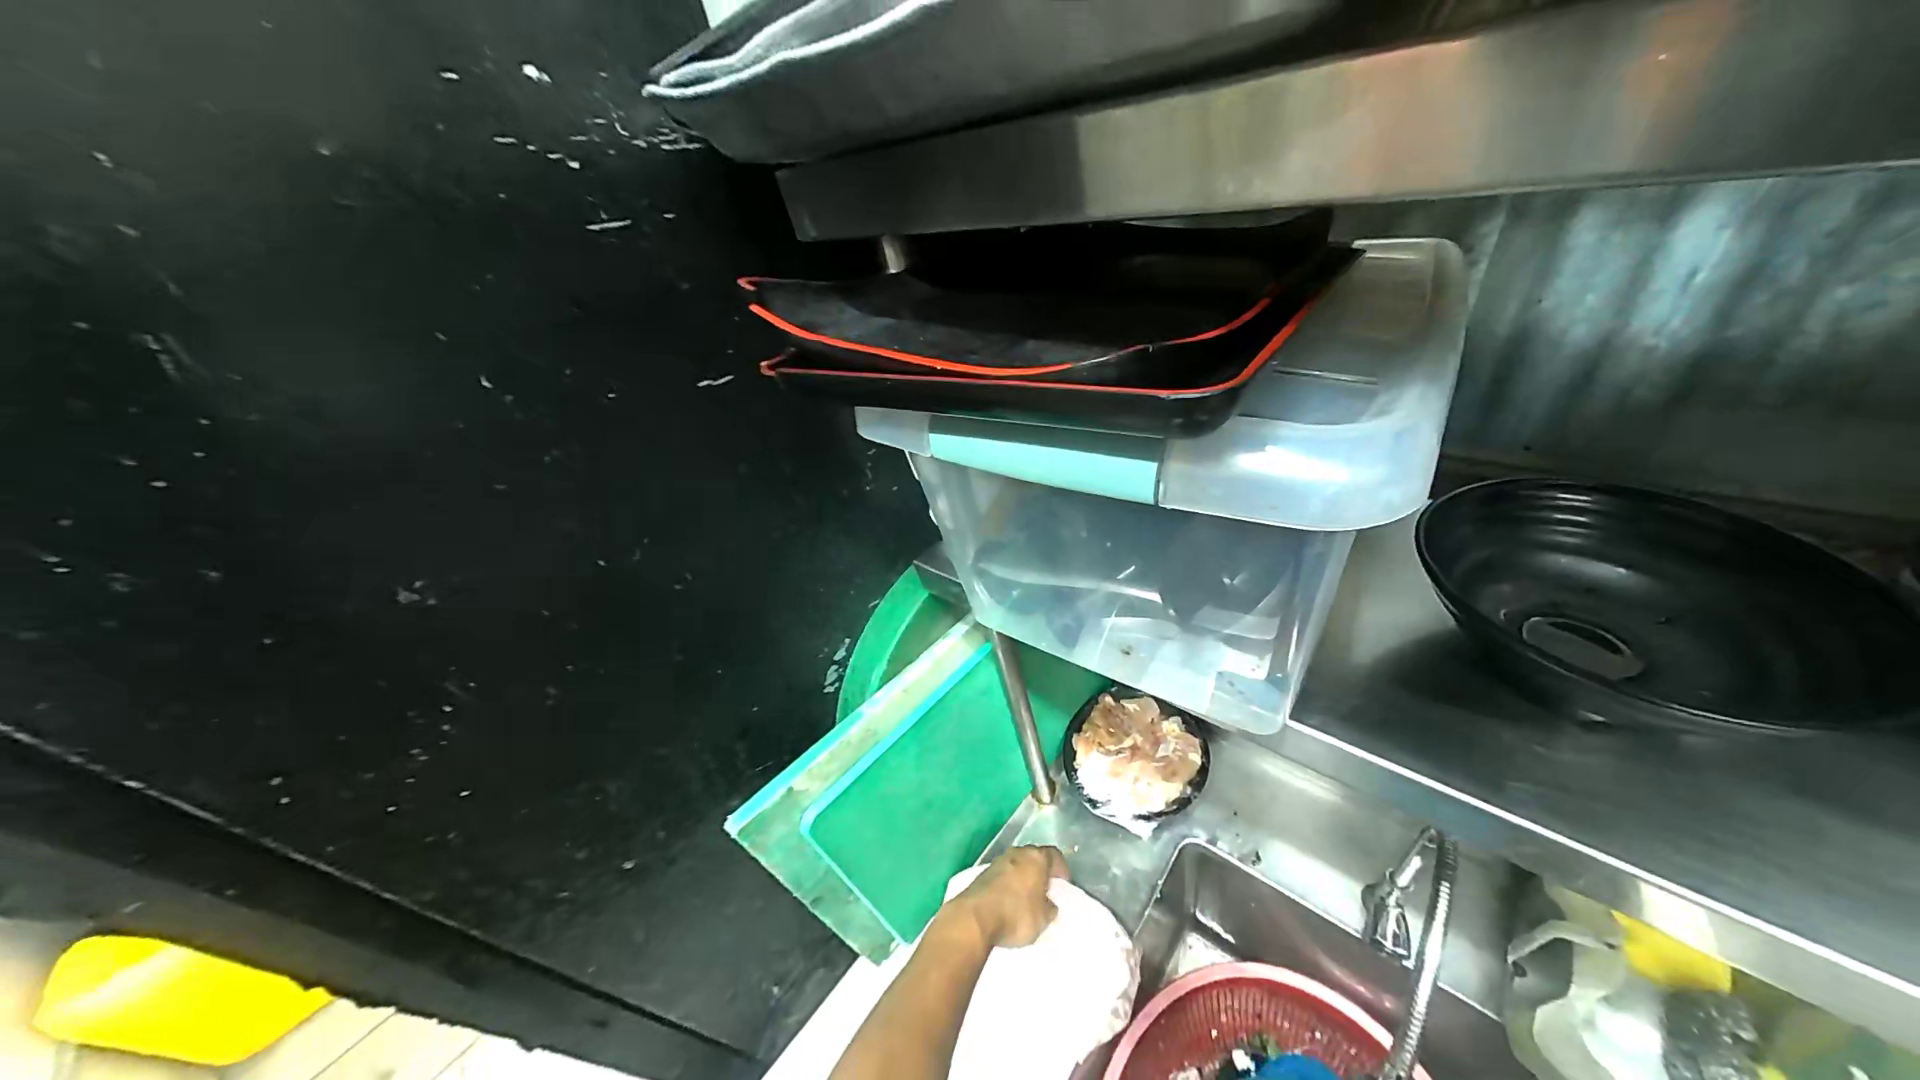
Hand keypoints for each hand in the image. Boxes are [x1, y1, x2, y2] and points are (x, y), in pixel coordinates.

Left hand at [942, 846, 1067, 949]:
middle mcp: (1017, 853)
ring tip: (1028, 895)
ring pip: (1017, 864)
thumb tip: (1048, 903)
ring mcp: (997, 861)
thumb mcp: (1043, 919)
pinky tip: (1009, 899)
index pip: (1054, 855)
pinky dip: (1008, 883)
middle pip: (1033, 857)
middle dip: (1041, 870)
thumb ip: (1049, 908)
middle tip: (1046, 888)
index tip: (1064, 882)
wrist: (974, 917)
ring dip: (1023, 876)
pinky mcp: (982, 873)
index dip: (1061, 868)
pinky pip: (1003, 875)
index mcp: (1036, 858)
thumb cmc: (1016, 914)